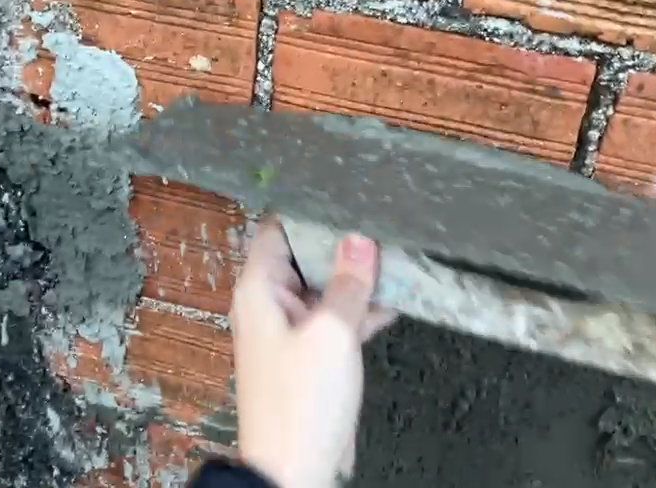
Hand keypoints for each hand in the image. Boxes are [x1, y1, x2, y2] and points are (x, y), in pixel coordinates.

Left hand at [230, 219, 395, 487]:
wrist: (293, 477)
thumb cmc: (302, 403)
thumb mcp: (333, 333)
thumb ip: (349, 282)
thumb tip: (360, 238)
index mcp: (260, 289)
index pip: (279, 229)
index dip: (312, 211)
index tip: (347, 196)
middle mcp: (270, 303)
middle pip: (305, 255)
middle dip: (342, 242)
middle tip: (380, 220)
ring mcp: (290, 330)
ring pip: (324, 286)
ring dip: (355, 277)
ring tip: (395, 253)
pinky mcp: (309, 355)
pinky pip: (333, 318)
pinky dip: (358, 308)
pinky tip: (393, 299)